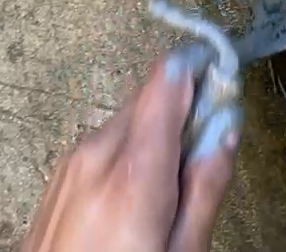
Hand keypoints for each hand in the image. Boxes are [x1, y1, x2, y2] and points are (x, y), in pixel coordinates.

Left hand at [21, 50, 239, 251]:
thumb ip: (206, 187)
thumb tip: (227, 128)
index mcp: (133, 171)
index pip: (169, 77)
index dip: (200, 76)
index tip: (221, 97)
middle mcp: (98, 152)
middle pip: (153, 96)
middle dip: (182, 116)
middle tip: (197, 167)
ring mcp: (71, 163)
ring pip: (130, 119)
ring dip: (155, 139)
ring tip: (162, 200)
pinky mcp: (58, 177)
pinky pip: (106, 144)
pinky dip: (127, 157)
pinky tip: (130, 208)